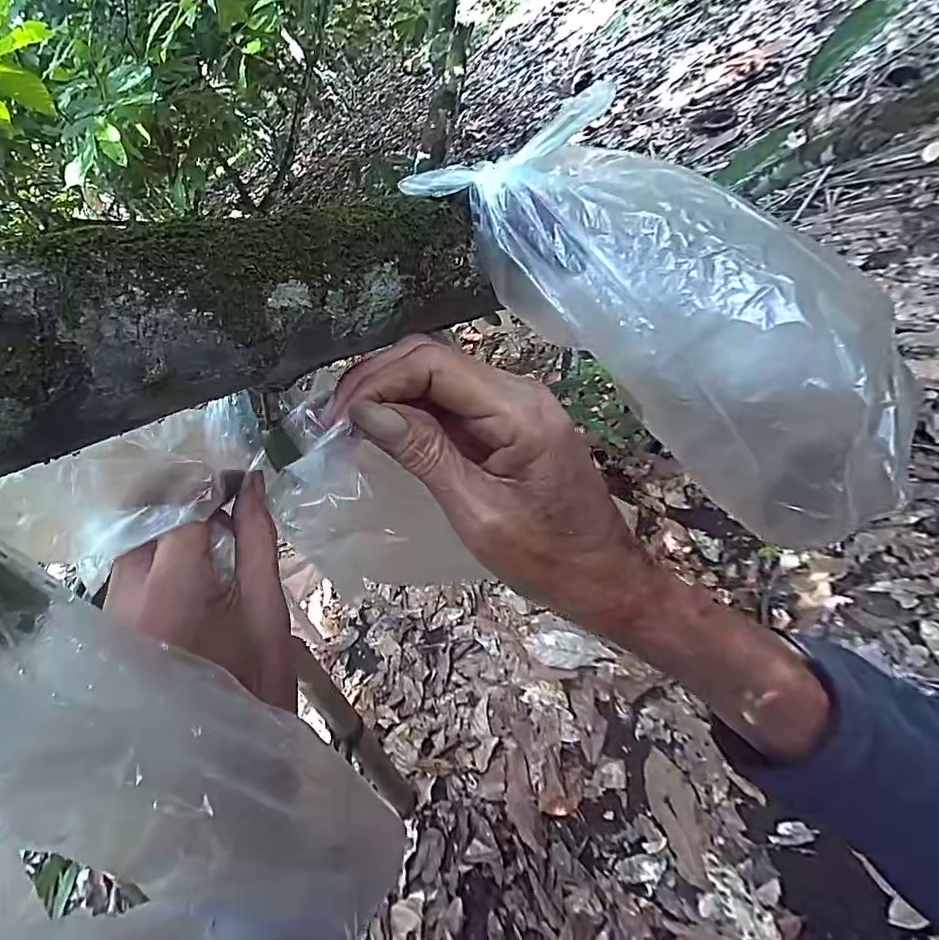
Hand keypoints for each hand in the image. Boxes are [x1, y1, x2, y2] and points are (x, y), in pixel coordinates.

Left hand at [105, 471, 294, 709]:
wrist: (212, 772)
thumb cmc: (252, 692)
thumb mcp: (266, 612)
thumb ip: (256, 540)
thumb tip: (250, 486)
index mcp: (171, 587)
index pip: (180, 503)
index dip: (211, 482)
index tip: (238, 479)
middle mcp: (125, 591)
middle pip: (145, 510)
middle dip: (184, 492)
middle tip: (224, 497)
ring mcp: (109, 608)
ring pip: (133, 533)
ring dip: (170, 517)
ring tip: (213, 529)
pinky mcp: (107, 622)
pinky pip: (128, 561)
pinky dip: (157, 546)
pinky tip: (191, 560)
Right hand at [334, 336, 831, 759]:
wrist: (606, 580)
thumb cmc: (547, 560)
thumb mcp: (478, 513)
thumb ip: (423, 453)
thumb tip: (366, 412)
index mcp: (518, 410)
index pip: (432, 364)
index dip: (376, 381)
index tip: (335, 419)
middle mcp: (518, 390)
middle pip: (432, 359)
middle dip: (376, 381)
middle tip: (332, 421)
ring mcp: (515, 403)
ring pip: (438, 375)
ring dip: (389, 393)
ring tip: (347, 425)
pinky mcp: (508, 420)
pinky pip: (451, 400)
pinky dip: (411, 410)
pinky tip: (383, 430)